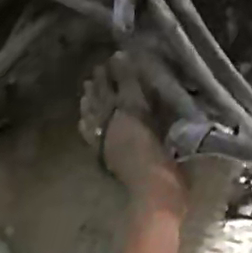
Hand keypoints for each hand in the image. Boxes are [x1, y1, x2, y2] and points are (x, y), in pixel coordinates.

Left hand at [80, 54, 185, 214]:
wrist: (153, 197)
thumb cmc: (168, 165)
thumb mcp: (167, 132)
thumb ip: (158, 111)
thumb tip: (152, 94)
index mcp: (134, 113)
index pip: (126, 85)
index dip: (123, 69)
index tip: (120, 55)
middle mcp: (116, 122)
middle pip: (106, 95)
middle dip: (102, 80)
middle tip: (99, 66)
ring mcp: (106, 139)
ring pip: (93, 111)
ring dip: (91, 96)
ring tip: (86, 85)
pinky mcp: (102, 154)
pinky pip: (89, 132)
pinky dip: (86, 120)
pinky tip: (83, 116)